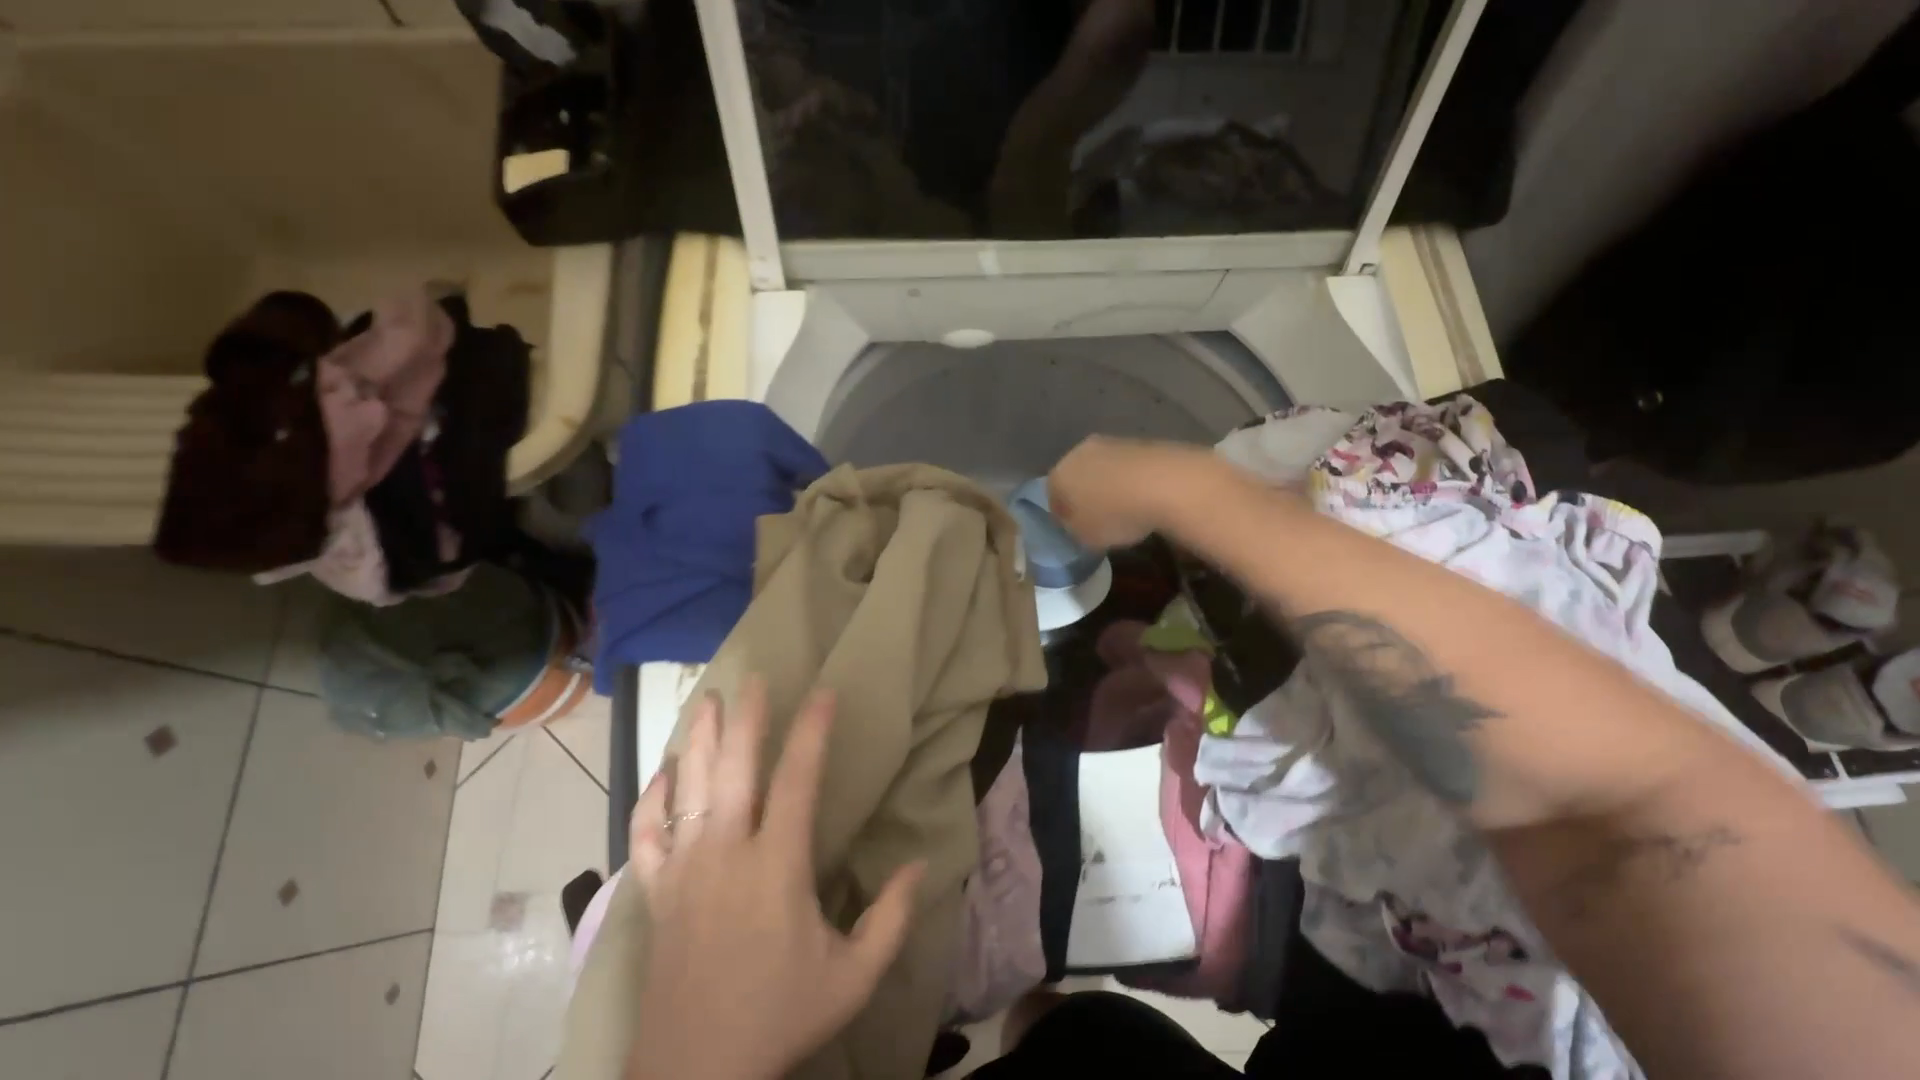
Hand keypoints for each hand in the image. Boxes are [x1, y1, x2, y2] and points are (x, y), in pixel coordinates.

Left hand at [626, 680, 924, 1079]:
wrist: (697, 1069)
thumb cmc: (781, 1016)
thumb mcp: (855, 975)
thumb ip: (892, 917)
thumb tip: (919, 864)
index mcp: (777, 865)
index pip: (797, 779)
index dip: (812, 730)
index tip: (823, 692)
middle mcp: (726, 853)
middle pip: (732, 767)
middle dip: (745, 717)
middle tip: (752, 679)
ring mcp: (683, 870)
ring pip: (685, 787)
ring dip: (695, 740)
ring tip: (703, 702)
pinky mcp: (656, 894)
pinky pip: (645, 834)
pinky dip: (650, 799)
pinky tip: (660, 776)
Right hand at [1047, 436, 1215, 548]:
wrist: (1165, 482)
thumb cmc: (1115, 515)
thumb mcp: (1086, 538)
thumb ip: (1074, 530)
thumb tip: (1075, 522)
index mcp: (1058, 475)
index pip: (1052, 497)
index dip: (1063, 516)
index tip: (1077, 531)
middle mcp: (1079, 452)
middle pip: (1077, 478)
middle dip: (1085, 496)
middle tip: (1100, 520)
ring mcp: (1111, 443)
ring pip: (1102, 469)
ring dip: (1109, 486)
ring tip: (1127, 509)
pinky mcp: (1141, 442)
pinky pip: (1128, 467)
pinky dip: (1132, 480)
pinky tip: (1145, 497)